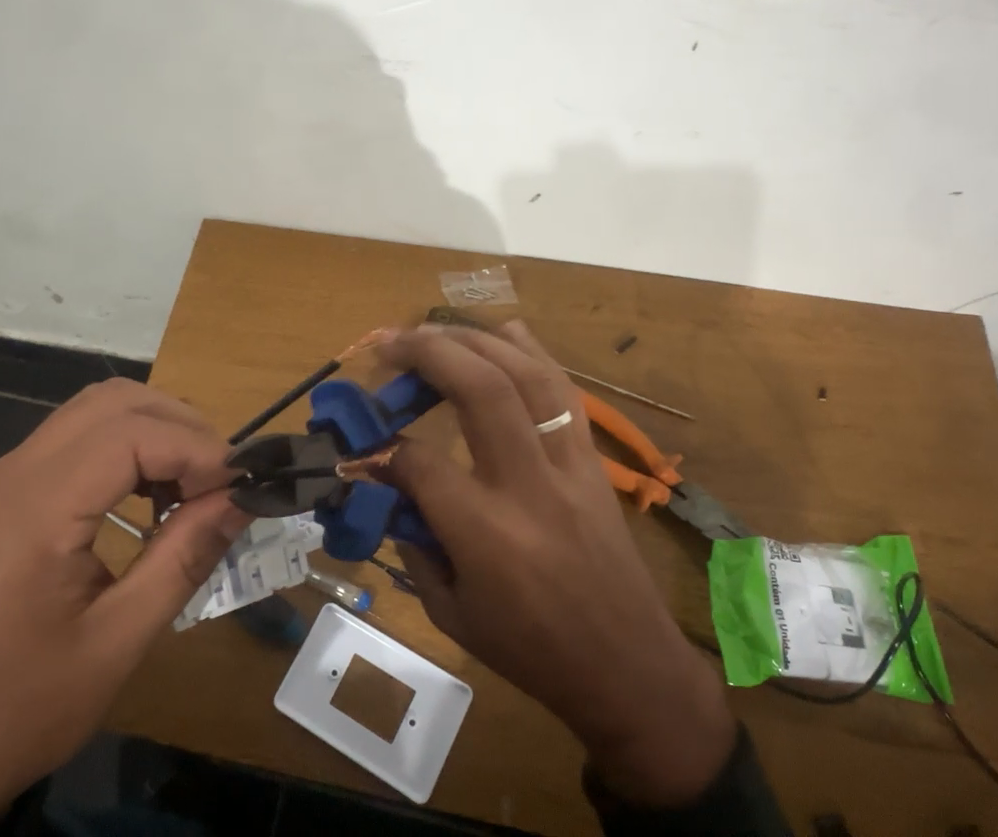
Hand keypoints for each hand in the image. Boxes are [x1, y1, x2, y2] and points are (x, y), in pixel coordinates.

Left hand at [0, 379, 250, 836]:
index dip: (195, 448)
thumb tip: (241, 500)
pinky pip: (73, 441)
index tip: (241, 486)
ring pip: (91, 412)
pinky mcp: (1, 495)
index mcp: (31, 512)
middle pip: (110, 402)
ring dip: (154, 430)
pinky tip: (153, 492)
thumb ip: (184, 557)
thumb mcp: (119, 640)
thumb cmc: (28, 709)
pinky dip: (125, 447)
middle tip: (225, 479)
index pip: (128, 435)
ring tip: (197, 483)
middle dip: (180, 426)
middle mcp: (9, 476)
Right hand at [377, 322, 735, 806]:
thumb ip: (414, 543)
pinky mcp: (593, 464)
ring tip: (437, 330)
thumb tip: (389, 487)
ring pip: (528, 376)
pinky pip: (564, 393)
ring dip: (477, 340)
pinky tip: (507, 332)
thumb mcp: (450, 612)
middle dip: (429, 353)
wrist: (628, 667)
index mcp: (486, 534)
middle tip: (390, 341)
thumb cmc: (530, 652)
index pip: (422, 461)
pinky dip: (532, 353)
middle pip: (480, 389)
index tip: (369, 447)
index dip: (386, 448)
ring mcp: (569, 467)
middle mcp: (528, 486)